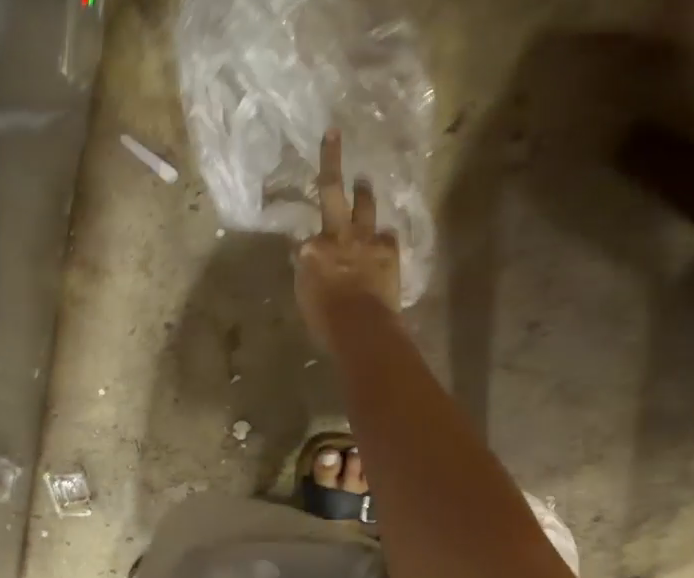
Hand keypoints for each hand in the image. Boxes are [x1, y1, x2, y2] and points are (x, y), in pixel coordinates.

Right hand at [296, 129, 401, 351]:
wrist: (363, 327)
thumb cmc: (326, 320)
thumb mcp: (304, 297)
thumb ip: (305, 273)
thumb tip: (306, 260)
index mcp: (310, 250)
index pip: (304, 237)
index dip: (305, 243)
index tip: (305, 249)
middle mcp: (337, 234)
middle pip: (332, 191)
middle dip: (331, 159)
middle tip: (333, 134)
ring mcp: (365, 239)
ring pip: (365, 205)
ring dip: (364, 191)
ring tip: (364, 181)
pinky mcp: (389, 249)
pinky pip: (386, 235)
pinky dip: (383, 236)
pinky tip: (383, 239)